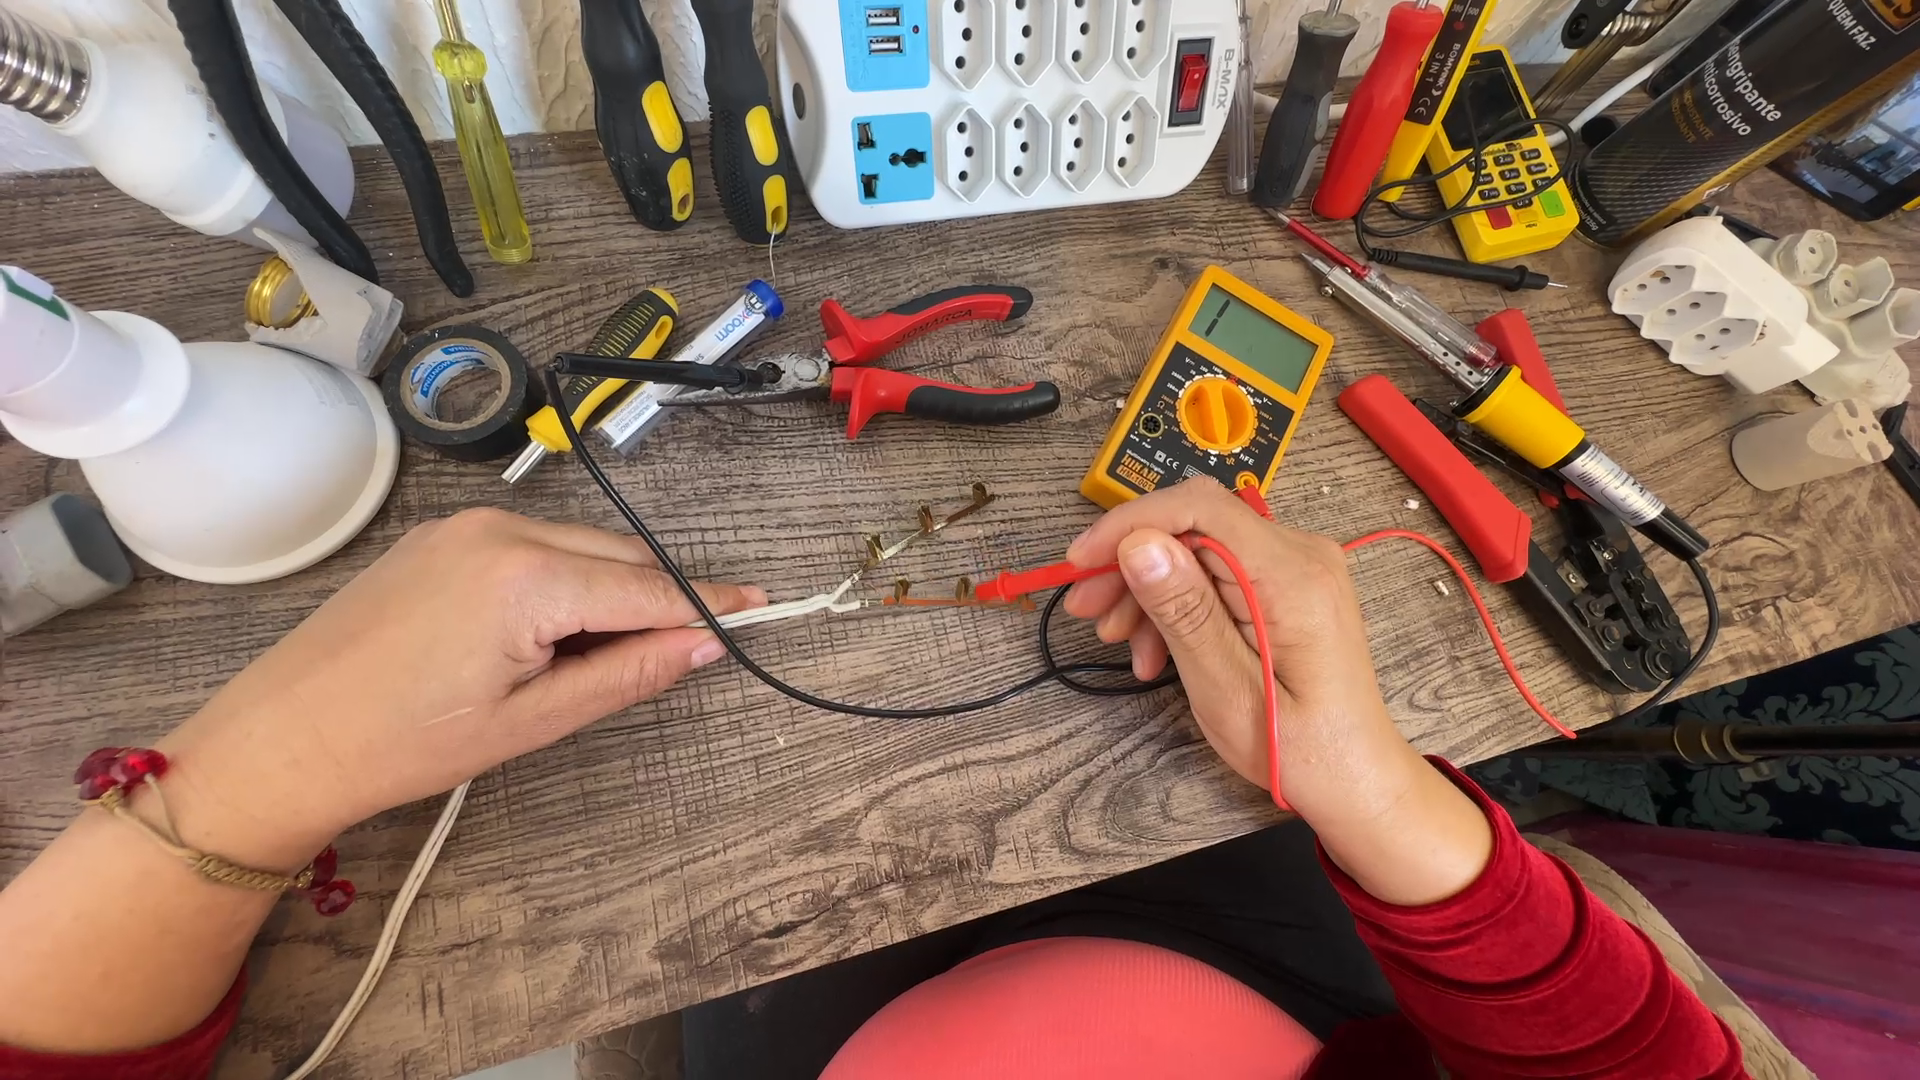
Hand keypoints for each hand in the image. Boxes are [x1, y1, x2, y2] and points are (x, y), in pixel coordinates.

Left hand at [156, 508, 763, 866]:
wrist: (275, 741)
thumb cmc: (407, 744)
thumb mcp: (536, 720)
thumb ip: (631, 672)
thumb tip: (707, 645)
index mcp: (527, 577)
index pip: (649, 588)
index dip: (709, 602)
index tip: (761, 605)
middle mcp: (504, 529)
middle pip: (624, 559)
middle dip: (664, 598)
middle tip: (690, 646)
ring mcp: (472, 524)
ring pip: (588, 549)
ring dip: (617, 591)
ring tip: (603, 652)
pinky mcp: (451, 532)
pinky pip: (545, 545)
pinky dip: (575, 580)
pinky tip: (558, 626)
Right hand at [1061, 479, 1422, 827]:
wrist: (1354, 779)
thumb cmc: (1296, 749)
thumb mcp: (1227, 688)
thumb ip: (1185, 611)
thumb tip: (1137, 543)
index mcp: (1293, 575)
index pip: (1200, 508)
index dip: (1130, 523)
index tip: (1079, 562)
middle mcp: (1299, 553)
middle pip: (1193, 526)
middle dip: (1130, 561)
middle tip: (1085, 608)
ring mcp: (1293, 566)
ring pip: (1196, 549)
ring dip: (1147, 589)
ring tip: (1120, 641)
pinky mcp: (1283, 584)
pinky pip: (1214, 573)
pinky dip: (1175, 603)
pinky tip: (1156, 649)